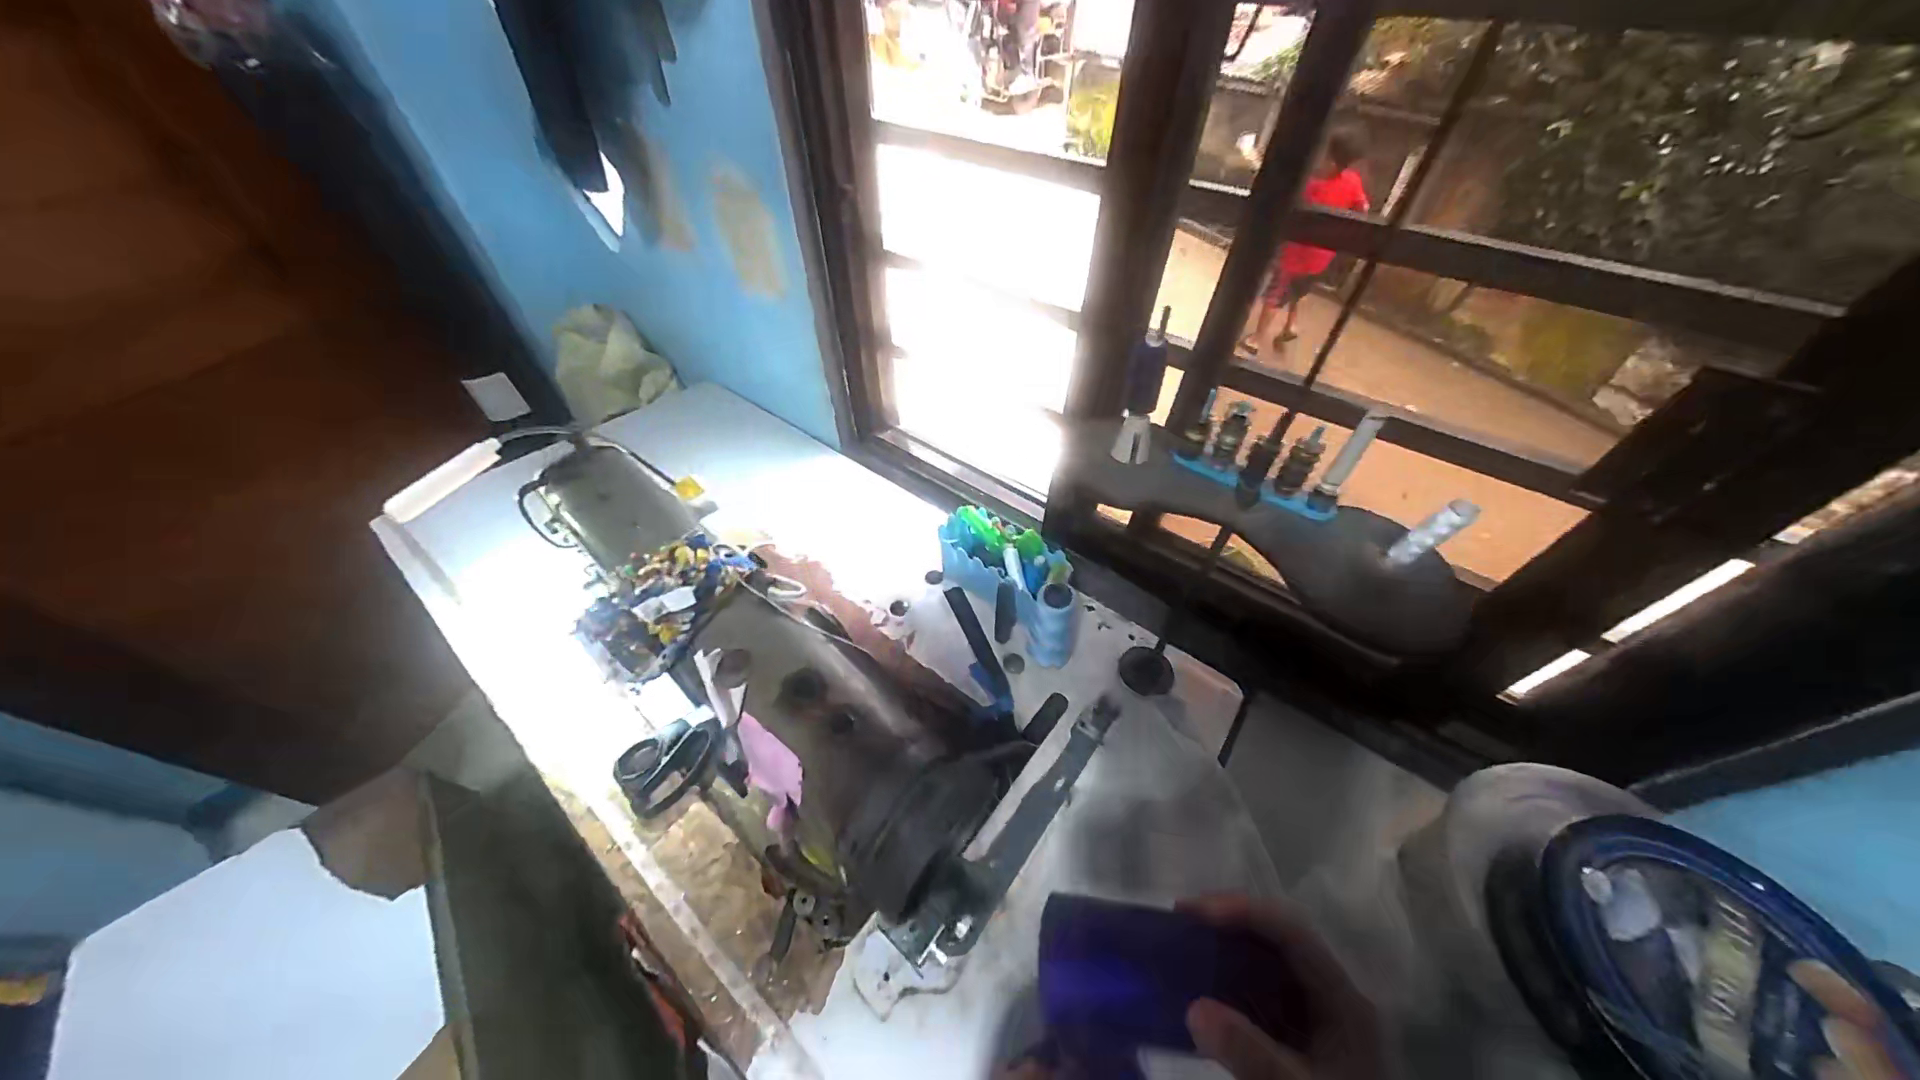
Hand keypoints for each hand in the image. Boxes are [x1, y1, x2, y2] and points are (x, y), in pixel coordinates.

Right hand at [1178, 895, 1384, 1079]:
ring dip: (1227, 942)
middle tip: (1182, 917)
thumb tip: (1193, 1008)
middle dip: (1230, 919)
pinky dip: (1229, 974)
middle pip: (1279, 936)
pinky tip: (1202, 979)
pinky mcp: (1298, 1031)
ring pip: (1268, 956)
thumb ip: (1252, 1056)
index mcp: (1344, 1001)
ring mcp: (1316, 1012)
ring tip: (1185, 937)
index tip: (1197, 912)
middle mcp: (1332, 994)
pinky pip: (1261, 985)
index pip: (1292, 933)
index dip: (1244, 912)